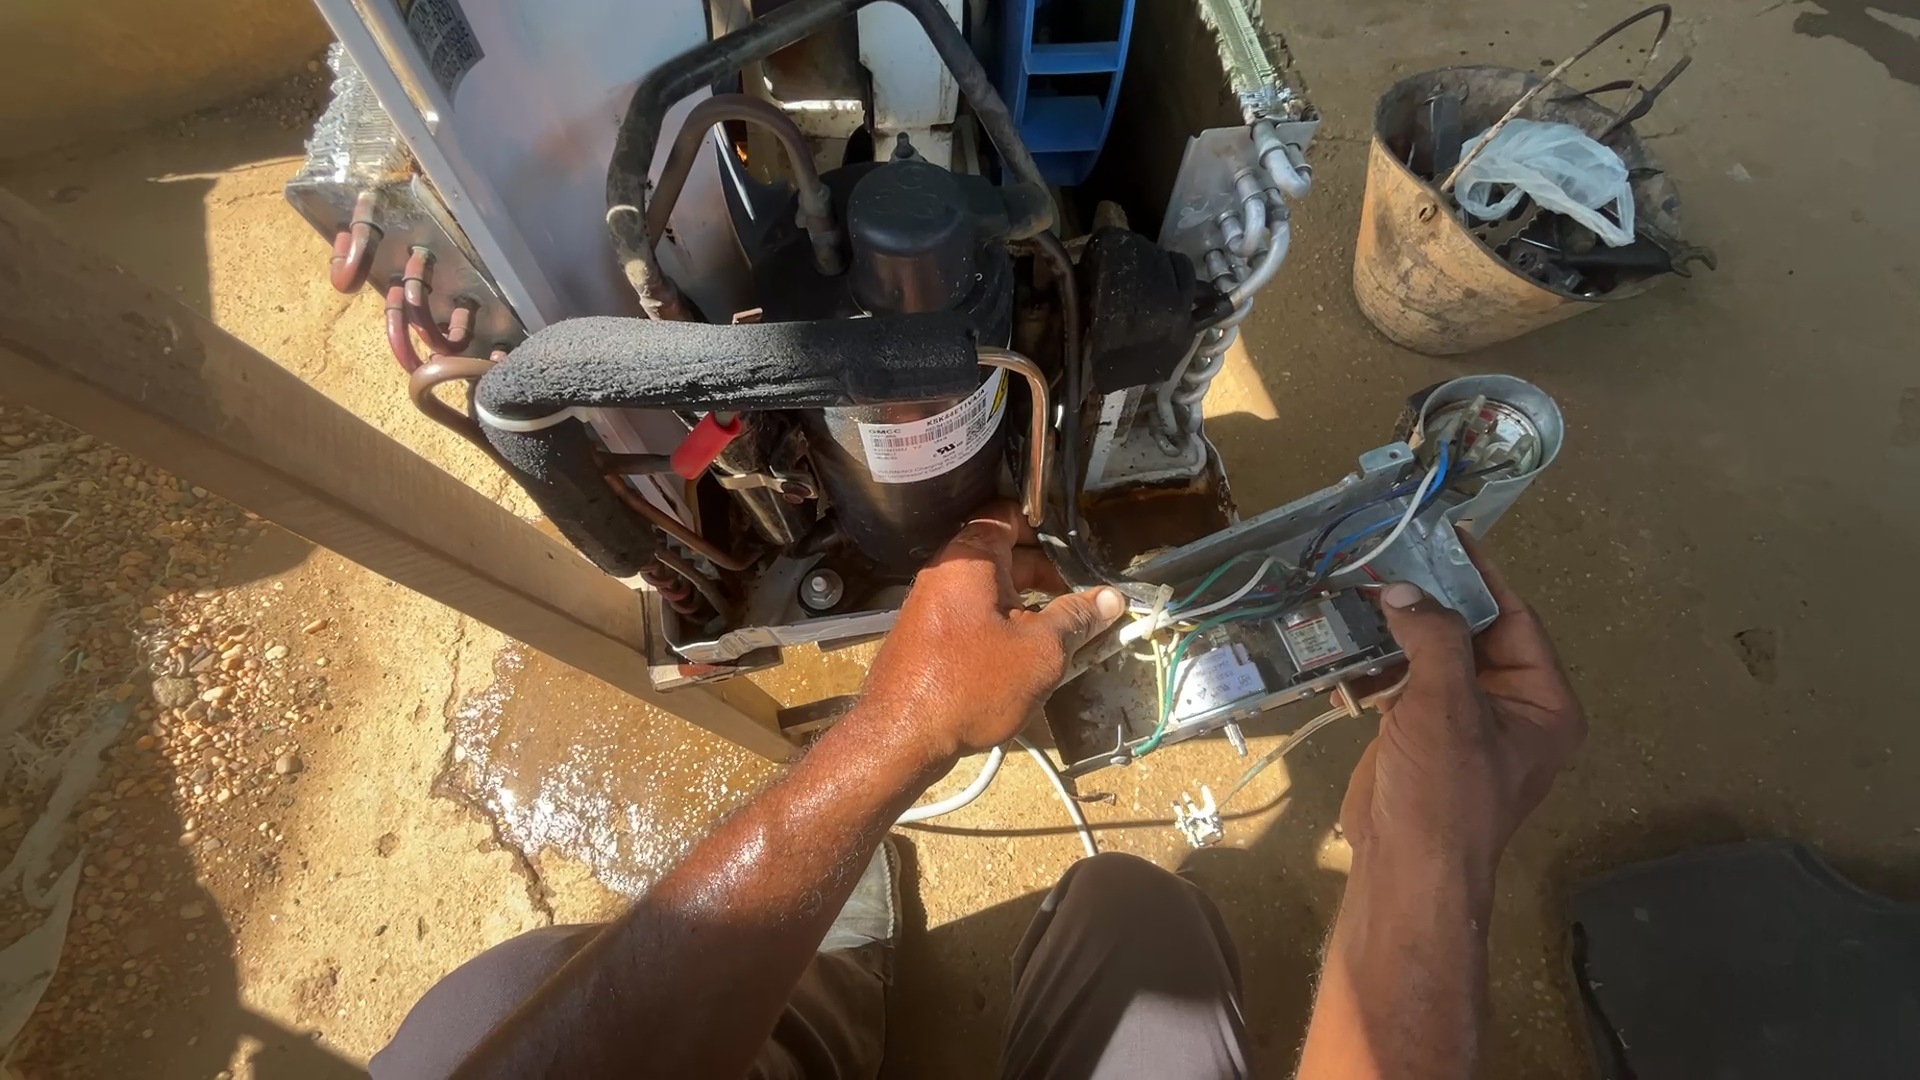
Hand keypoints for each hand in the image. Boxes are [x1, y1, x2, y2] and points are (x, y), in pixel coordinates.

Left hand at [859, 501, 1125, 768]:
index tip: (1078, 544)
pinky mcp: (929, 635)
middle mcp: (947, 573)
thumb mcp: (1040, 652)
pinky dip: (1005, 623)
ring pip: (993, 590)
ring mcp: (934, 604)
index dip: (1046, 523)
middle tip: (1084, 596)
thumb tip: (1109, 599)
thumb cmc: (970, 685)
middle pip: (1005, 554)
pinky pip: (975, 614)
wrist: (901, 737)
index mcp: (970, 559)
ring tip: (1067, 631)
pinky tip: (1030, 654)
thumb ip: (1076, 619)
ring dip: (1030, 604)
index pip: (1008, 514)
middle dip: (1048, 573)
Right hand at [1339, 530, 1584, 881]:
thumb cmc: (1445, 789)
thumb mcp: (1445, 707)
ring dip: (1386, 635)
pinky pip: (1396, 683)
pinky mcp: (1416, 730)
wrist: (1406, 864)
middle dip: (1420, 603)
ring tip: (1349, 603)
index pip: (1512, 618)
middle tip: (1382, 564)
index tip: (1447, 535)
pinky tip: (1338, 665)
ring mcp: (1456, 717)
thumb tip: (1401, 590)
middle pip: (1462, 633)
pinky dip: (1369, 671)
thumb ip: (1431, 640)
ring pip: (1422, 655)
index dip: (1479, 576)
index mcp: (1539, 699)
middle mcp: (1504, 703)